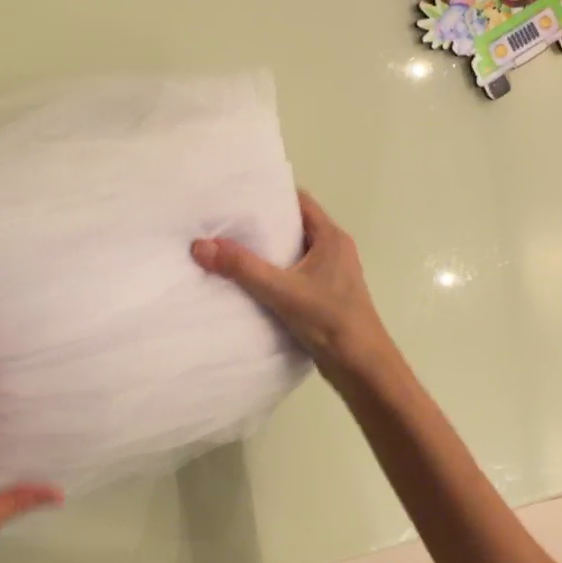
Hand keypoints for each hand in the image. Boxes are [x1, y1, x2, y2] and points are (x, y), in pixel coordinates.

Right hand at [192, 189, 384, 373]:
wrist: (361, 366)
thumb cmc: (329, 320)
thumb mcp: (281, 290)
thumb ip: (241, 268)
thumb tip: (200, 246)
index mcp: (331, 238)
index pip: (298, 201)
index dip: (268, 195)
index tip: (235, 197)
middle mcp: (333, 250)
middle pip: (293, 226)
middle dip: (260, 224)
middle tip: (222, 223)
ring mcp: (330, 275)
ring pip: (292, 253)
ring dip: (265, 252)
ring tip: (227, 250)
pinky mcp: (323, 296)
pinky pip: (292, 275)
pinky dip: (271, 274)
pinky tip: (246, 283)